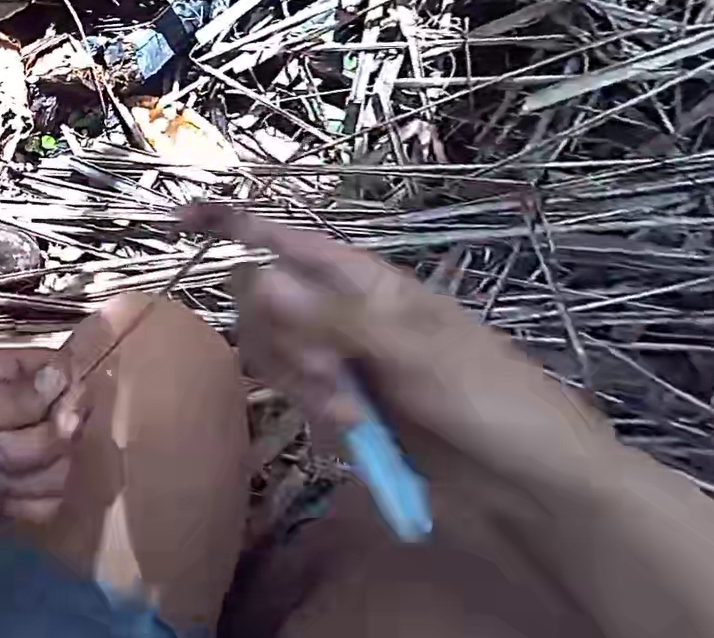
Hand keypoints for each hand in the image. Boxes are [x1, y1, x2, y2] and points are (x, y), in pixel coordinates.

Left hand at [0, 347, 82, 548]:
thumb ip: (15, 398)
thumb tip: (65, 372)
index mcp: (3, 374)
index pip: (60, 371)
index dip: (69, 394)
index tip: (61, 418)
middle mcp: (21, 409)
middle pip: (67, 424)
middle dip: (29, 446)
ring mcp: (23, 452)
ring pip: (61, 466)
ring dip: (15, 476)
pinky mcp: (21, 492)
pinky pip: (50, 501)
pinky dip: (18, 503)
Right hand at [182, 204, 625, 511]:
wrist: (532, 494)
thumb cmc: (493, 400)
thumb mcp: (416, 351)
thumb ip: (331, 317)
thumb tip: (256, 277)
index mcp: (357, 279)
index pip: (281, 238)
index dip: (231, 223)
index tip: (182, 219)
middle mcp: (332, 309)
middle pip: (259, 296)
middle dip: (282, 335)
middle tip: (330, 372)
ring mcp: (329, 354)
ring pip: (266, 344)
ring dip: (298, 378)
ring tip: (349, 411)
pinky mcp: (327, 397)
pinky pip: (285, 387)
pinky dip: (309, 406)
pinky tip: (352, 429)